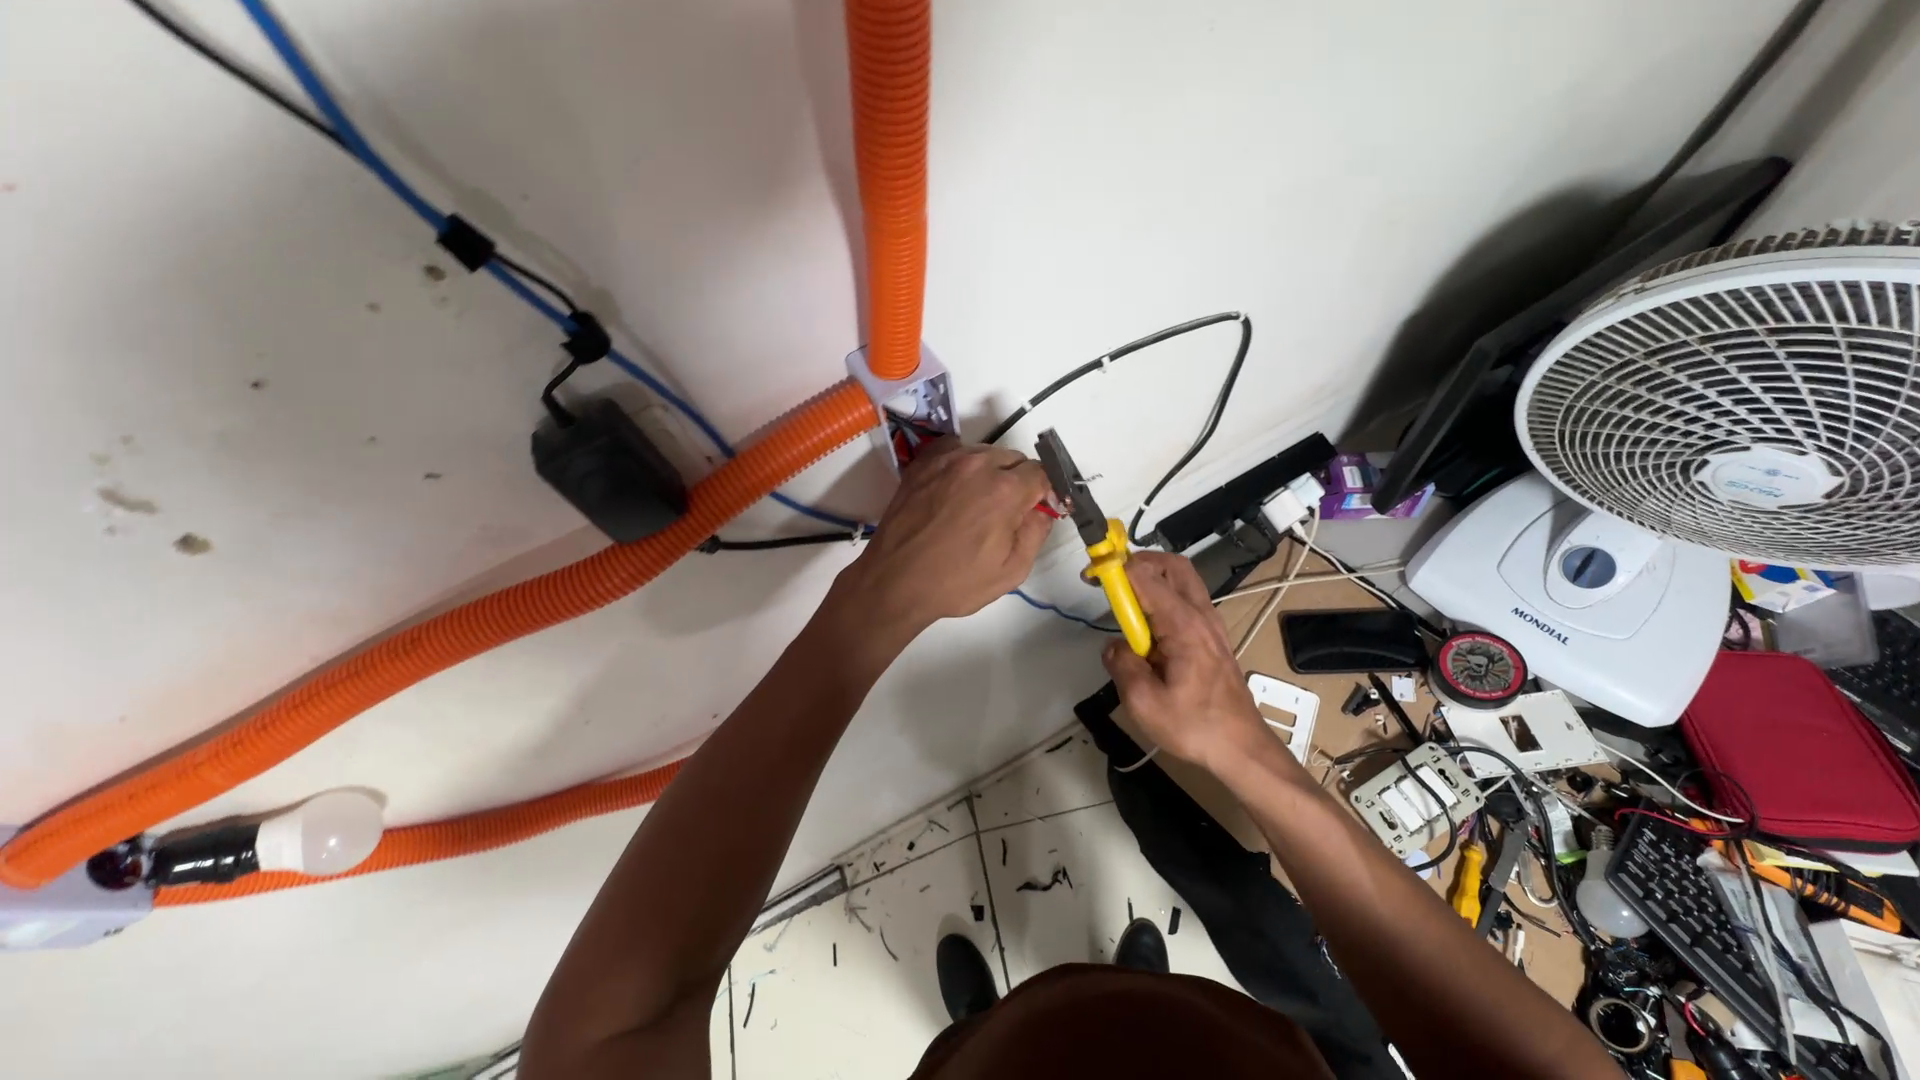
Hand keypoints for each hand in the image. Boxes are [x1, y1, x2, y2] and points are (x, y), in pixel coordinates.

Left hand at [838, 438, 1053, 632]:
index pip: (1040, 473)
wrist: (894, 582)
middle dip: (1018, 480)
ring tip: (978, 502)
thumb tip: (1041, 509)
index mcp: (1005, 490)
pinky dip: (961, 463)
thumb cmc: (955, 583)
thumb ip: (1036, 532)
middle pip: (1013, 459)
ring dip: (990, 472)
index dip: (1044, 492)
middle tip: (1007, 511)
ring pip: (984, 453)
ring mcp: (946, 461)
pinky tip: (955, 487)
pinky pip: (953, 450)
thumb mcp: (1011, 571)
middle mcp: (977, 465)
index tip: (1037, 509)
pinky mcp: (922, 465)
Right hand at [1100, 551, 1271, 773]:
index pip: (1145, 577)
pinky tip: (1148, 632)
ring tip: (1126, 608)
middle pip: (1173, 566)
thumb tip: (1113, 646)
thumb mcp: (1144, 702)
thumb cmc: (1195, 726)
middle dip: (1139, 563)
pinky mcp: (1213, 640)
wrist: (1242, 748)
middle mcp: (1201, 616)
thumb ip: (1122, 665)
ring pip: (1182, 582)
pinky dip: (1164, 601)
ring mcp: (1211, 626)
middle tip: (1111, 582)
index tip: (1091, 578)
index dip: (1114, 570)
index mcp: (1184, 625)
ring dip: (1153, 582)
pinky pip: (1187, 604)